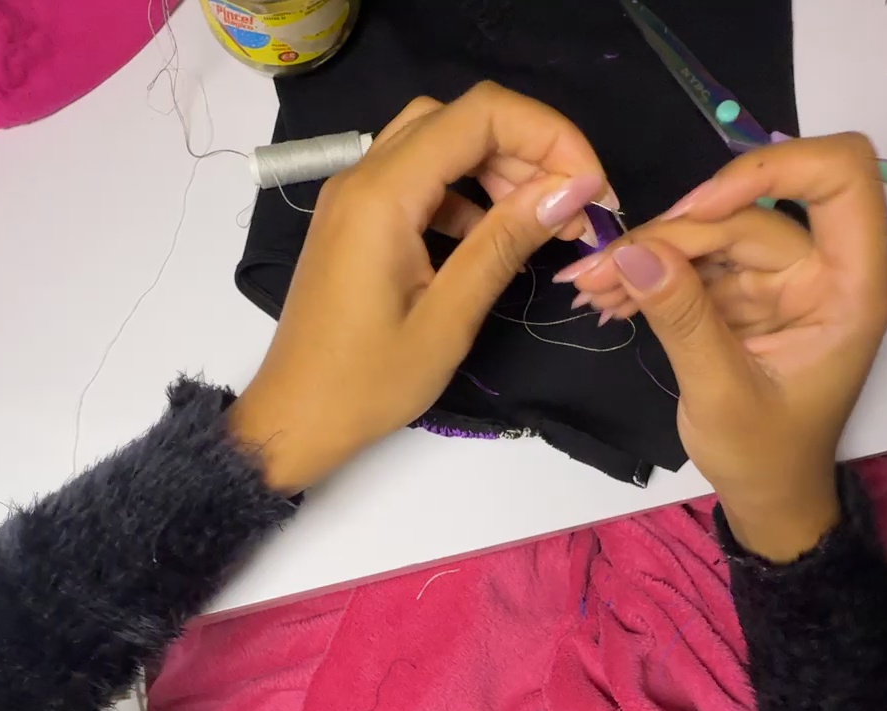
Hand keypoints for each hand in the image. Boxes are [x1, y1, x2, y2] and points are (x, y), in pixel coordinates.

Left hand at [228, 83, 612, 492]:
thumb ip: (505, 244)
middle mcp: (362, 179)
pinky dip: (461, 197)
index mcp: (382, 196)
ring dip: (494, 171)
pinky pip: (415, 184)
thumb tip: (571, 188)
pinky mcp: (355, 225)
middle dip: (526, 150)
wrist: (296, 418)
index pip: (479, 116)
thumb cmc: (367, 384)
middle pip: (457, 121)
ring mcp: (353, 200)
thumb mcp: (447, 319)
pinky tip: (490, 237)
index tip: (590, 187)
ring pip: (436, 148)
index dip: (548, 136)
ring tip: (540, 221)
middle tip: (572, 207)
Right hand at [560, 134, 886, 559]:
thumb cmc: (764, 456)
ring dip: (646, 259)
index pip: (839, 177)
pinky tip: (607, 300)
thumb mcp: (721, 392)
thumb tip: (632, 254)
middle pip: (744, 217)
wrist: (764, 495)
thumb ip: (682, 318)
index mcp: (847, 288)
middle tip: (597, 271)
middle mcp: (817, 272)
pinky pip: (692, 271)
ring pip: (709, 240)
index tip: (694, 211)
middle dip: (668, 239)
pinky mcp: (740, 300)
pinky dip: (649, 281)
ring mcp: (775, 284)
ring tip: (588, 289)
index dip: (769, 170)